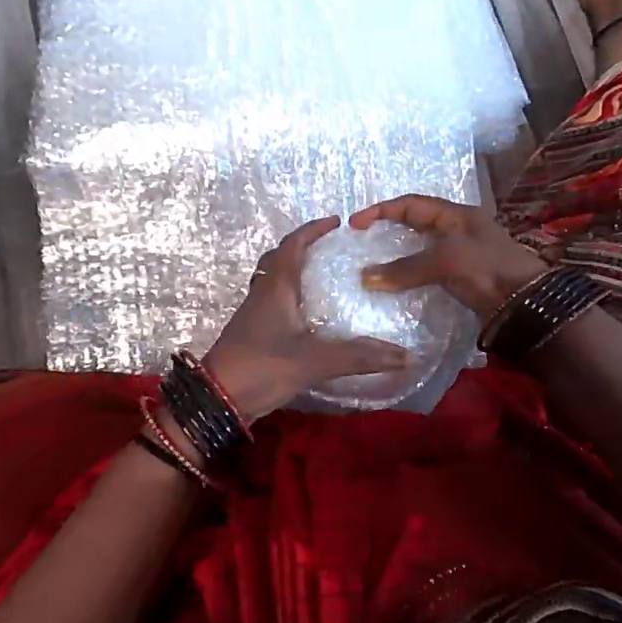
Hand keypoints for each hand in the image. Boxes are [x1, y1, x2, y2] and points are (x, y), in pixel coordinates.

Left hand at [202, 217, 411, 419]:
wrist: (218, 400)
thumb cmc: (261, 368)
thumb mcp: (313, 361)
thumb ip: (358, 356)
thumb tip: (404, 354)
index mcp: (275, 288)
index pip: (293, 245)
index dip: (313, 230)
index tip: (337, 222)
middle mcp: (262, 294)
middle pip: (279, 258)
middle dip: (304, 248)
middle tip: (331, 249)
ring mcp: (254, 314)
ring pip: (274, 281)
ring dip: (295, 272)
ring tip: (324, 278)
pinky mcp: (252, 333)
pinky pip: (273, 302)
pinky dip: (291, 297)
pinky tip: (308, 316)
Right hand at [348, 195, 549, 317]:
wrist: (525, 304)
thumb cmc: (487, 270)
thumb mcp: (445, 261)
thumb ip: (405, 268)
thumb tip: (365, 277)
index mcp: (457, 215)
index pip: (411, 204)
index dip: (381, 211)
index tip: (355, 224)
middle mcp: (458, 231)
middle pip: (415, 225)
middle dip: (387, 231)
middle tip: (362, 243)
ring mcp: (461, 256)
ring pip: (420, 250)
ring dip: (397, 258)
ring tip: (373, 267)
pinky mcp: (462, 279)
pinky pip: (427, 272)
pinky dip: (409, 277)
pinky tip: (396, 287)